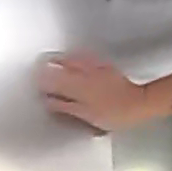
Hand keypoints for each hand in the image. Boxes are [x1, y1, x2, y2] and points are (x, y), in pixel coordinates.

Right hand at [38, 52, 160, 132]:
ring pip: (74, 61)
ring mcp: (96, 70)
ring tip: (50, 58)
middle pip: (62, 69)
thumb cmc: (111, 114)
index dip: (42, 80)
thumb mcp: (85, 114)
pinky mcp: (106, 68)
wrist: (140, 103)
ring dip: (61, 59)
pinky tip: (73, 56)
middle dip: (49, 68)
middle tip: (37, 66)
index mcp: (77, 88)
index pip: (54, 82)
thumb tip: (47, 100)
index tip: (31, 78)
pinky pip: (88, 59)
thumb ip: (65, 106)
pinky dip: (78, 57)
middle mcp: (85, 76)